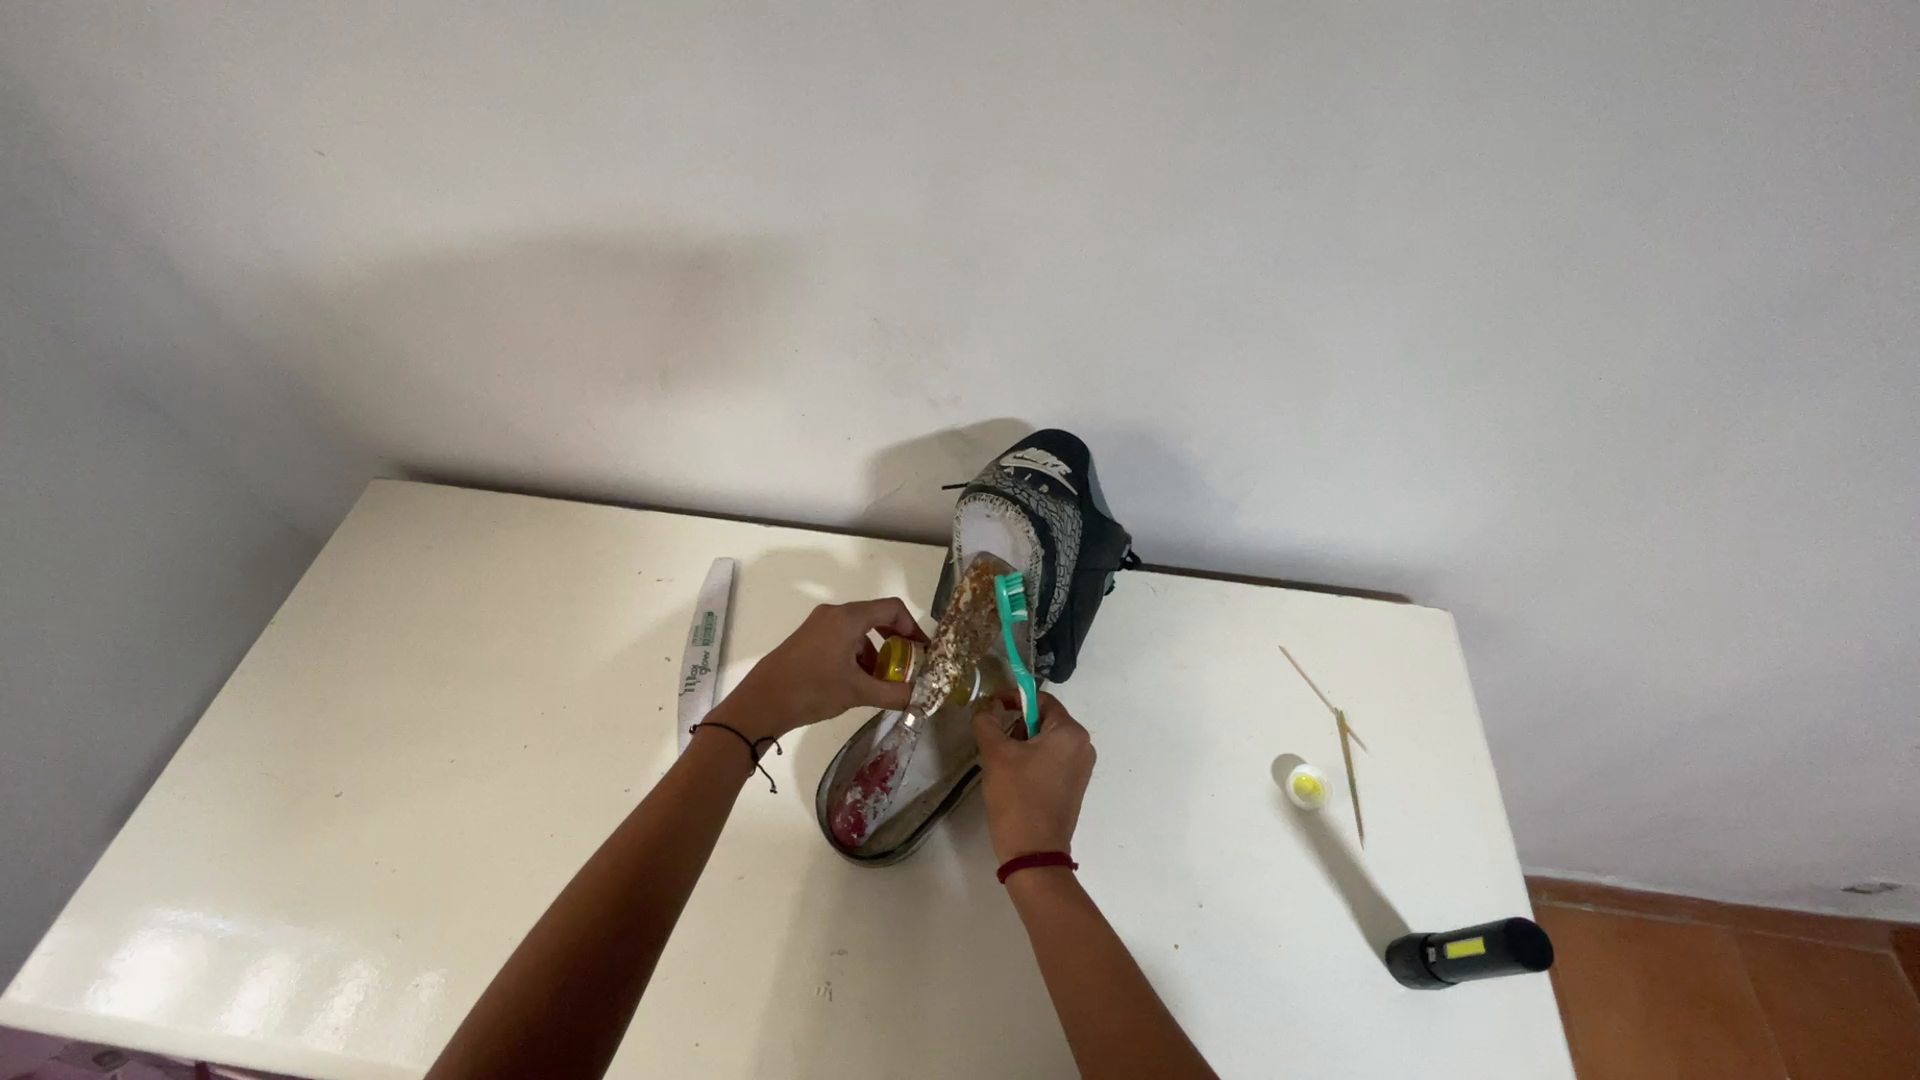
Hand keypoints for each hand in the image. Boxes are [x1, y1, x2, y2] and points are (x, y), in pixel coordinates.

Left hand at [717, 598, 926, 740]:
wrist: (761, 703)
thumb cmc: (812, 690)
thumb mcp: (858, 693)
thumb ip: (894, 693)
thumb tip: (921, 698)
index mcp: (848, 617)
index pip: (892, 609)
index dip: (913, 627)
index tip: (924, 651)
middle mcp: (834, 614)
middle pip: (877, 617)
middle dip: (896, 641)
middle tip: (909, 664)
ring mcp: (819, 626)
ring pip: (859, 631)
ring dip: (876, 652)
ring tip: (883, 681)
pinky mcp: (808, 640)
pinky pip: (843, 639)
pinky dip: (857, 656)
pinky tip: (858, 683)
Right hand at [972, 692, 1095, 863]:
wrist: (1033, 852)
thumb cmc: (1017, 797)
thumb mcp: (996, 753)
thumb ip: (988, 722)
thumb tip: (988, 707)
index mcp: (1070, 733)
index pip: (1042, 699)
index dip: (1015, 698)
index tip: (992, 707)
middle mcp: (1083, 746)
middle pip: (1045, 720)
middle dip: (1018, 726)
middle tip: (996, 743)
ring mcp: (1081, 768)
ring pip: (1047, 741)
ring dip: (1023, 744)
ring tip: (1004, 765)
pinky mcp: (1075, 785)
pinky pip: (1052, 760)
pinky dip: (1033, 760)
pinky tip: (1016, 779)